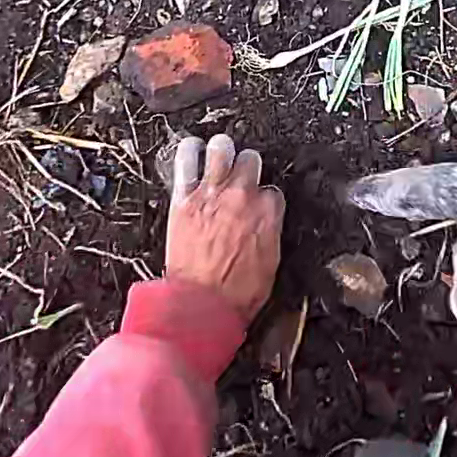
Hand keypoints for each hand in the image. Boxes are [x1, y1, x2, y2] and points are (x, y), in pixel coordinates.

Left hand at [164, 134, 283, 322]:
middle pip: (250, 160)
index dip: (263, 197)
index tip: (256, 206)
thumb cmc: (237, 293)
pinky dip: (189, 152)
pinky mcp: (184, 199)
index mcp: (269, 211)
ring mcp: (212, 194)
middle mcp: (243, 195)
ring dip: (222, 150)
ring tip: (219, 153)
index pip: (272, 188)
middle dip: (247, 167)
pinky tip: (192, 148)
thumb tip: (268, 220)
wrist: (200, 308)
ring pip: (222, 150)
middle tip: (240, 176)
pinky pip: (186, 162)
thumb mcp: (272, 260)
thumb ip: (271, 230)